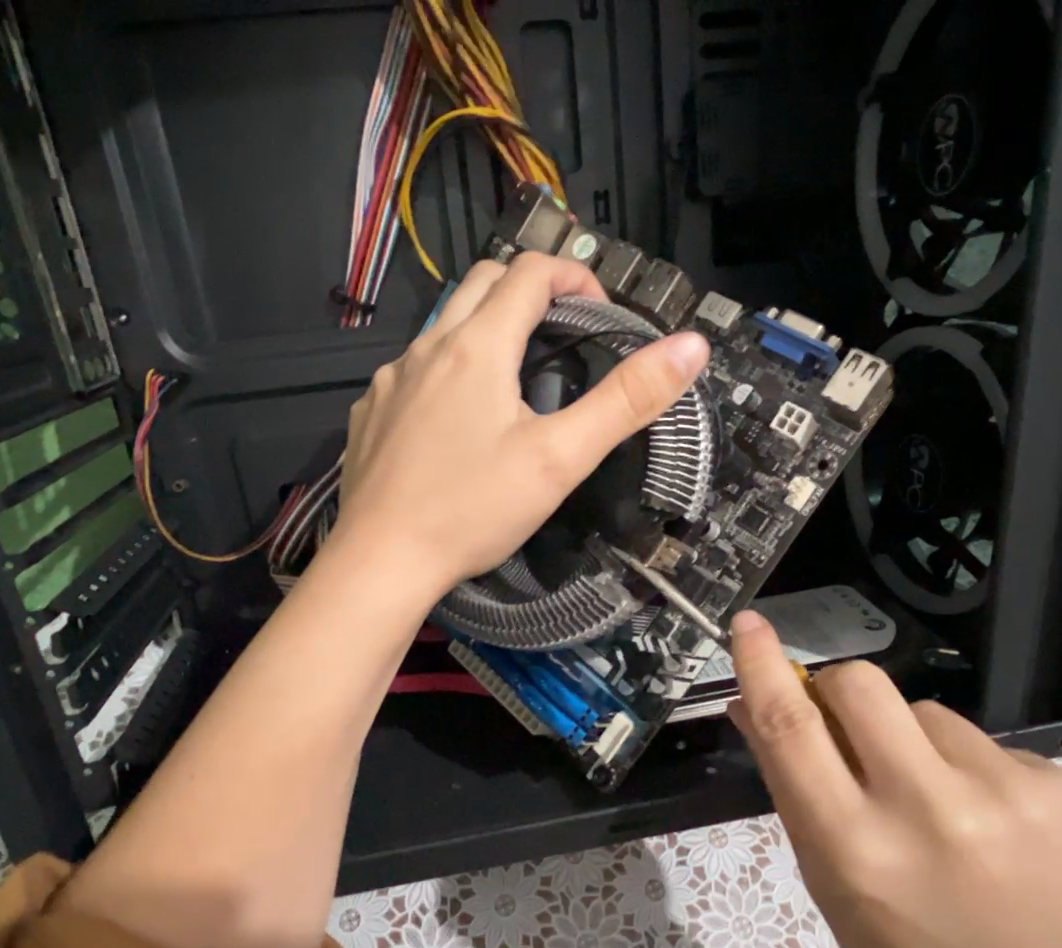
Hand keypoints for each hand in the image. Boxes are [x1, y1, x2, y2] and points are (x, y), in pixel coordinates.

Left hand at [334, 253, 709, 598]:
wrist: (380, 561)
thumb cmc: (473, 510)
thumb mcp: (561, 458)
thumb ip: (626, 401)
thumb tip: (689, 346)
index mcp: (478, 347)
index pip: (530, 271)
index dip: (574, 277)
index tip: (600, 313)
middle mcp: (428, 347)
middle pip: (484, 281)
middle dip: (530, 290)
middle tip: (563, 333)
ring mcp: (391, 378)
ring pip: (444, 324)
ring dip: (487, 327)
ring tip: (516, 378)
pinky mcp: (372, 411)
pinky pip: (414, 367)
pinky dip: (447, 369)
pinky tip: (458, 421)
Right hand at [727, 611, 1061, 947]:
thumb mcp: (843, 900)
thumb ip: (799, 800)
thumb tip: (755, 712)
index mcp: (858, 853)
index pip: (792, 729)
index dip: (761, 666)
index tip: (748, 622)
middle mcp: (930, 810)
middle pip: (861, 684)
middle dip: (841, 690)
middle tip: (852, 729)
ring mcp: (1009, 793)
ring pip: (929, 713)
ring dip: (916, 742)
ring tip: (946, 808)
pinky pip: (993, 746)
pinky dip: (977, 772)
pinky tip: (1004, 829)